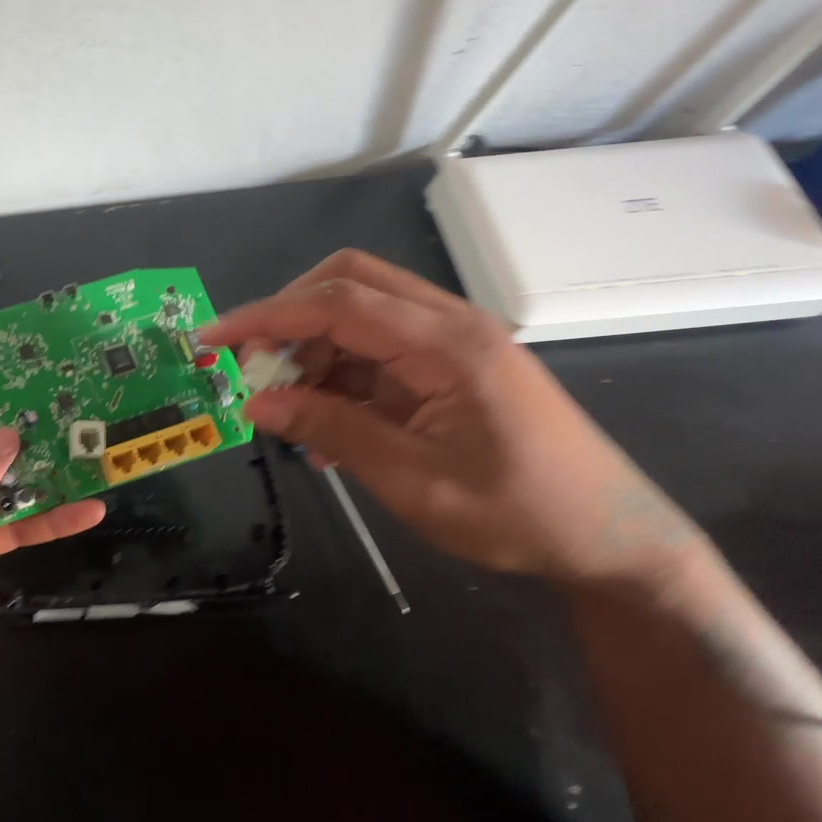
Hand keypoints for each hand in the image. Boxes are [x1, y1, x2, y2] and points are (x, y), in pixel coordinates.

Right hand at [201, 249, 706, 583]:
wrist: (610, 538)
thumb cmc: (517, 513)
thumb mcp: (413, 480)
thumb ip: (332, 430)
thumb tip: (255, 403)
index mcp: (448, 344)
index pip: (338, 302)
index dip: (265, 315)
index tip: (211, 339)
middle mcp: (451, 325)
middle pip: (350, 283)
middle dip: (287, 318)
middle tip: (252, 371)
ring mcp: (453, 344)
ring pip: (360, 315)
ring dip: (311, 351)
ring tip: (287, 413)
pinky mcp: (452, 368)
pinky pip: (379, 351)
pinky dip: (338, 377)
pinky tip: (323, 426)